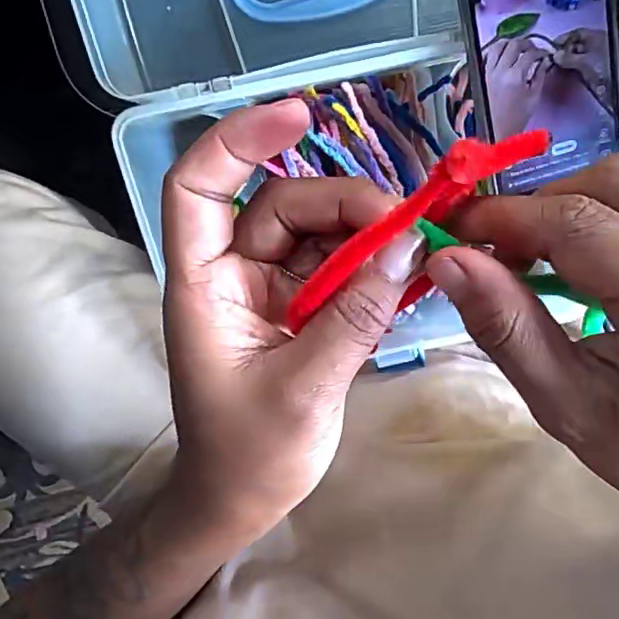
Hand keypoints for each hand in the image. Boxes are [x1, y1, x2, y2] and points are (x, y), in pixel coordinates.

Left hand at [162, 100, 422, 536]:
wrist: (241, 502)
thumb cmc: (249, 456)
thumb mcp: (305, 388)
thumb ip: (356, 315)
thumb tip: (408, 246)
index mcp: (204, 284)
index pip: (200, 187)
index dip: (239, 141)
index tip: (300, 116)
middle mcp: (234, 273)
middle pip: (285, 205)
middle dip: (346, 205)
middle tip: (408, 229)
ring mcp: (271, 289)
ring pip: (320, 233)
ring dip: (369, 234)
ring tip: (418, 251)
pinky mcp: (302, 309)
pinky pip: (340, 267)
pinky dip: (374, 265)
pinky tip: (409, 273)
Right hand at [427, 149, 618, 618]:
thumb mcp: (562, 404)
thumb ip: (504, 326)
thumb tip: (447, 259)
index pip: (581, 225)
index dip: (506, 217)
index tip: (458, 231)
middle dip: (544, 204)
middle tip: (507, 250)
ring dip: (590, 192)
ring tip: (561, 243)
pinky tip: (617, 232)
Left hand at [481, 35, 550, 139]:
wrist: (496, 131)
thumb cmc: (516, 119)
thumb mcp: (534, 97)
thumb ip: (540, 76)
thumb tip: (544, 62)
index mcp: (515, 77)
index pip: (530, 54)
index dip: (541, 51)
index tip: (545, 55)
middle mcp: (499, 71)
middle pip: (513, 45)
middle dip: (527, 43)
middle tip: (534, 48)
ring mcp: (488, 73)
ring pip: (497, 46)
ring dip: (509, 43)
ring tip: (518, 48)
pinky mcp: (483, 76)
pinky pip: (488, 56)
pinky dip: (497, 51)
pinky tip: (504, 55)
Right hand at [551, 27, 611, 104]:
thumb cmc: (604, 66)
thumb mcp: (584, 60)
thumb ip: (568, 58)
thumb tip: (555, 56)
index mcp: (595, 37)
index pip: (576, 34)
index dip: (563, 40)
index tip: (552, 49)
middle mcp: (596, 45)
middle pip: (576, 46)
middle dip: (564, 53)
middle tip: (553, 61)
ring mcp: (596, 58)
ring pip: (578, 58)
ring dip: (568, 63)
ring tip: (558, 70)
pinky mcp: (596, 71)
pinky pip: (581, 68)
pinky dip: (573, 71)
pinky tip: (567, 75)